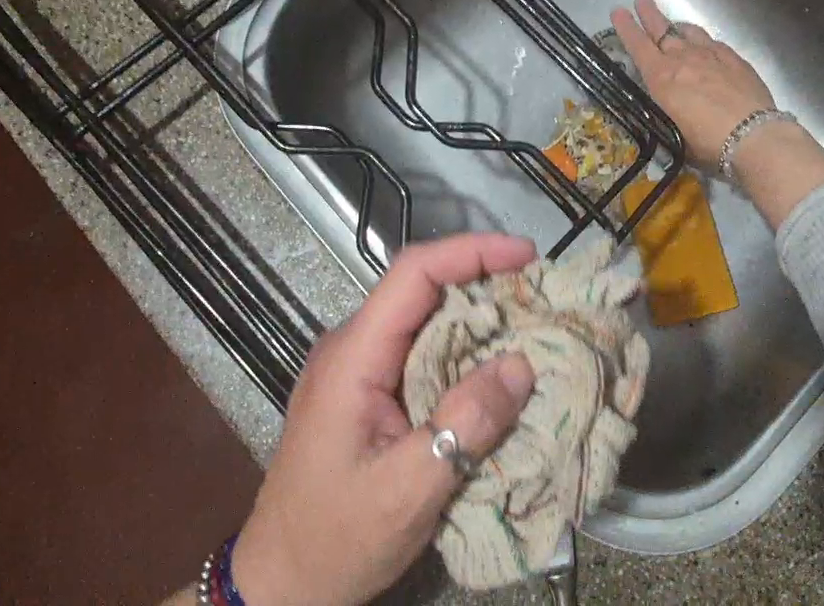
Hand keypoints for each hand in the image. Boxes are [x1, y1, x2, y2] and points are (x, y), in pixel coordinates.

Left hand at [229, 234, 538, 605]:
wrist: (279, 585)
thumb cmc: (335, 540)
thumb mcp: (406, 490)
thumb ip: (463, 426)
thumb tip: (520, 365)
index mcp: (353, 356)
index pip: (413, 273)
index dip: (472, 251)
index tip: (527, 255)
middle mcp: (354, 348)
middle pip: (423, 290)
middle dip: (486, 282)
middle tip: (544, 298)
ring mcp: (359, 371)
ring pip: (426, 321)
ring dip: (480, 319)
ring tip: (534, 329)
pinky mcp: (370, 394)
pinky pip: (423, 352)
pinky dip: (466, 351)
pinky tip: (498, 370)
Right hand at [611, 0, 823, 230]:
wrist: (753, 136)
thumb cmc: (707, 142)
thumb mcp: (674, 132)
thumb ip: (666, 112)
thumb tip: (663, 104)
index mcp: (662, 78)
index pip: (638, 45)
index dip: (626, 27)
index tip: (618, 11)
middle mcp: (683, 59)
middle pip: (661, 29)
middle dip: (649, 14)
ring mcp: (711, 55)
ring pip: (689, 32)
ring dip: (676, 25)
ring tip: (672, 23)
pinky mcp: (734, 59)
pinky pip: (712, 42)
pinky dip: (702, 39)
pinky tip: (705, 44)